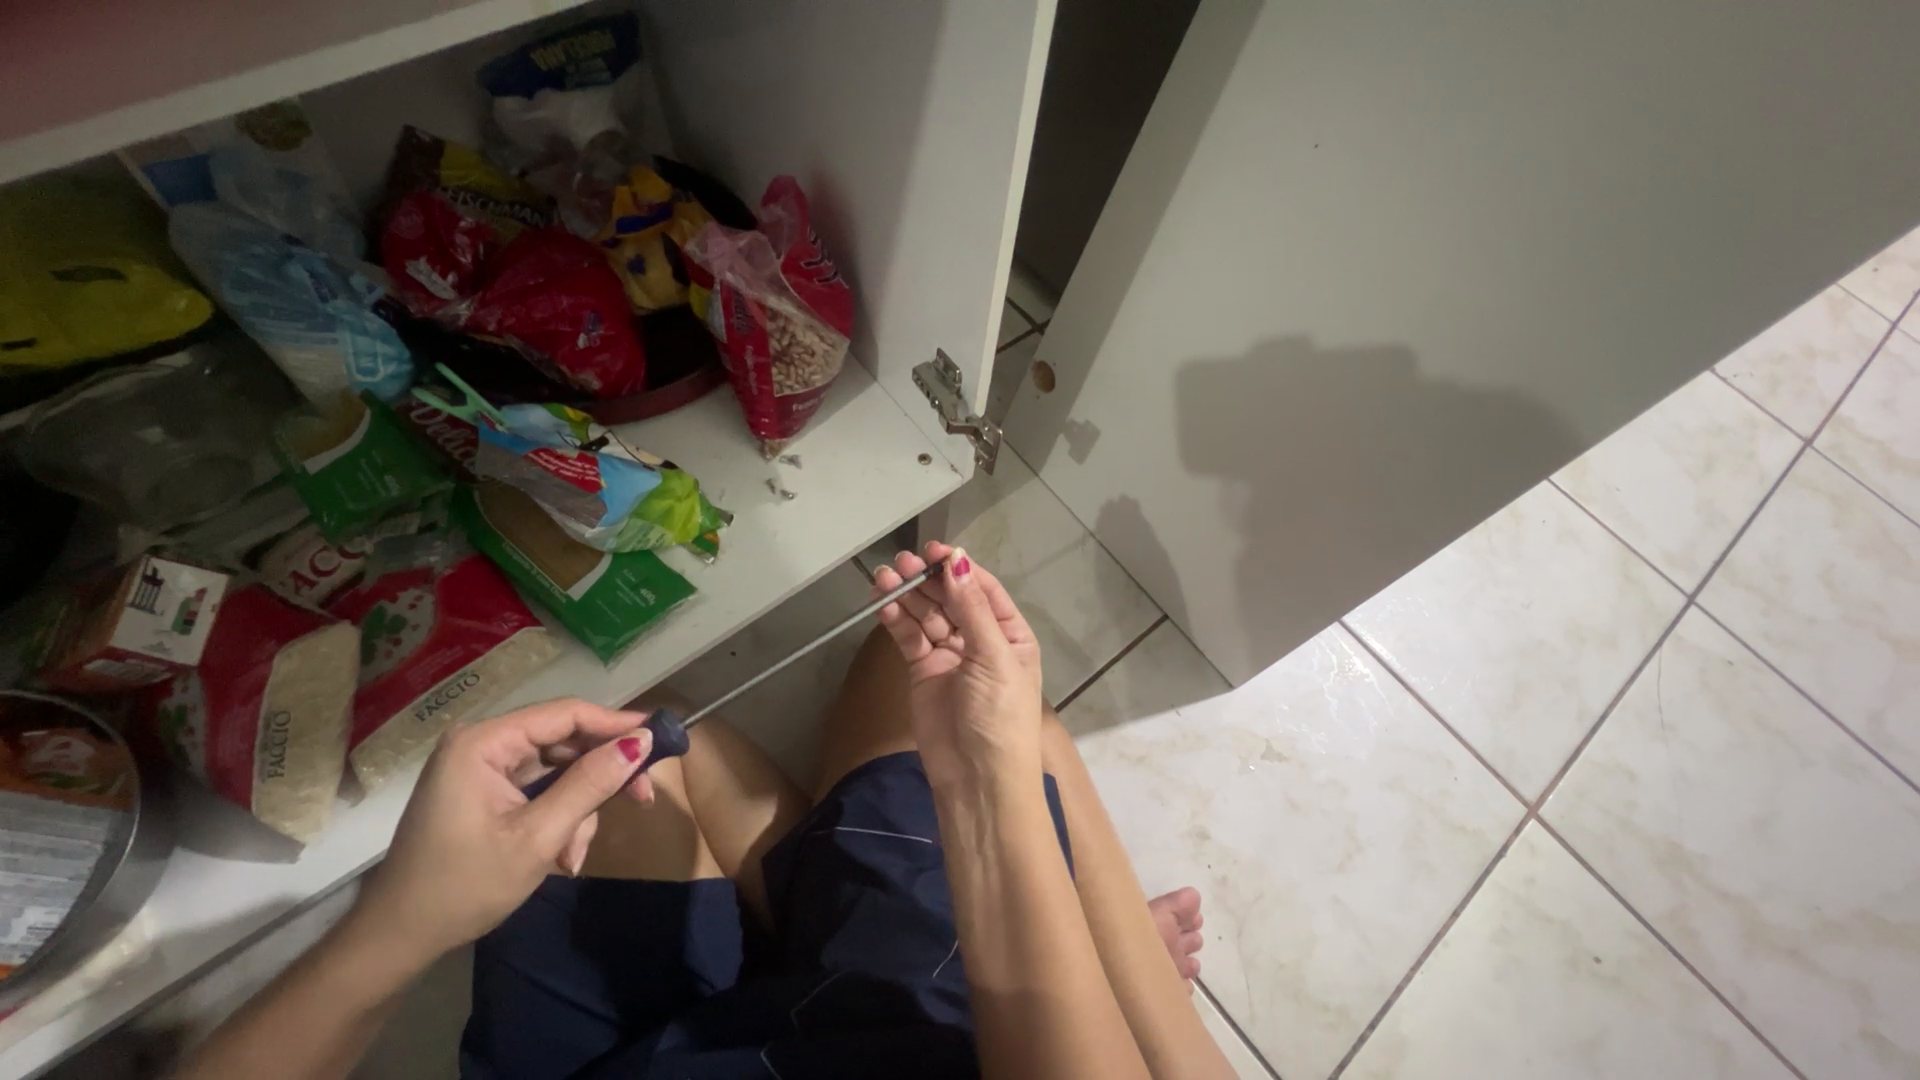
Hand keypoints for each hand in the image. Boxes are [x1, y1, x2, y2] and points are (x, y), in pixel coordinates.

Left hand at [349, 698, 655, 964]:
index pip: (566, 714)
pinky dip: (560, 815)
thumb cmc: (463, 887)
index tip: (661, 739)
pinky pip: (541, 787)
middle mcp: (482, 744)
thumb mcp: (538, 838)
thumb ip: (591, 784)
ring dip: (579, 807)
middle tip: (640, 799)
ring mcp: (482, 767)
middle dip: (601, 774)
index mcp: (483, 743)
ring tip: (574, 855)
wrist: (396, 941)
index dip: (617, 723)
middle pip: (565, 739)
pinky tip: (562, 855)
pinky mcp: (486, 790)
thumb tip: (643, 742)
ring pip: (559, 768)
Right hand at [873, 543, 1044, 795]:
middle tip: (902, 561)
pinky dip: (898, 621)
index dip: (960, 568)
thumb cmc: (999, 716)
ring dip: (909, 595)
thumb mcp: (994, 658)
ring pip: (928, 615)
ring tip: (885, 575)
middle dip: (929, 579)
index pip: (984, 591)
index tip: (934, 550)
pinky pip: (910, 638)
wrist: (978, 779)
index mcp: (1010, 635)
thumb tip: (958, 559)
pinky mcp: (924, 672)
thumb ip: (972, 609)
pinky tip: (885, 604)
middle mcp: (981, 640)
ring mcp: (951, 656)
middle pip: (952, 599)